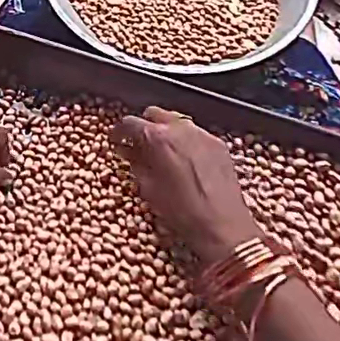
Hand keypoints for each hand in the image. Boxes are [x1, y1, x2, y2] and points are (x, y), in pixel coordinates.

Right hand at [112, 107, 260, 265]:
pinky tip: (183, 159)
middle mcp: (180, 129)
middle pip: (153, 114)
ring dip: (164, 131)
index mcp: (158, 138)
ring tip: (161, 151)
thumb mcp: (149, 188)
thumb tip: (128, 152)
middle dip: (143, 126)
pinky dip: (184, 140)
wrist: (223, 226)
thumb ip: (136, 163)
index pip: (129, 123)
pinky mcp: (218, 144)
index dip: (119, 132)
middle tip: (137, 144)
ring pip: (176, 121)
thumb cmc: (182, 211)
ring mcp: (202, 134)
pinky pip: (195, 133)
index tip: (116, 139)